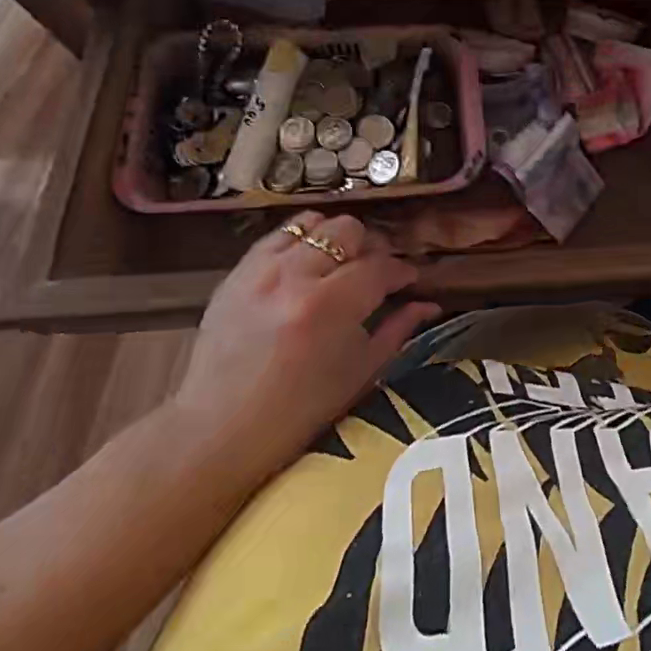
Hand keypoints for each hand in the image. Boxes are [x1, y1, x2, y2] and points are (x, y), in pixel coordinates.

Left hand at [172, 211, 440, 477]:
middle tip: (377, 270)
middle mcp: (295, 276)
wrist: (222, 428)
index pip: (379, 266)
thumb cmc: (301, 411)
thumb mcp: (360, 373)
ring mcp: (260, 269)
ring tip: (341, 263)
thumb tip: (428, 304)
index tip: (409, 279)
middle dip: (371, 246)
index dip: (402, 270)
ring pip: (312, 223)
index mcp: (331, 306)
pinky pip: (276, 236)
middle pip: (347, 230)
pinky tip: (306, 263)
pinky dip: (299, 242)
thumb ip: (398, 330)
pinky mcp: (236, 271)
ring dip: (335, 238)